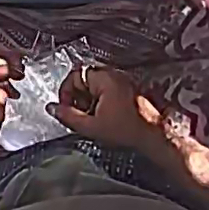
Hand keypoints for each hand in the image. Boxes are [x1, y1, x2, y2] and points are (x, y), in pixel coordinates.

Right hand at [47, 68, 169, 153]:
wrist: (155, 135)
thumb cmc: (128, 129)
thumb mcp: (92, 126)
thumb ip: (68, 116)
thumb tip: (52, 109)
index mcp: (103, 78)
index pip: (74, 76)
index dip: (65, 92)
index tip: (64, 106)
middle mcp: (113, 75)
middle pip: (84, 80)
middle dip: (77, 97)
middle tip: (78, 114)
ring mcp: (121, 81)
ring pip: (94, 86)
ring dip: (88, 101)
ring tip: (92, 119)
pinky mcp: (127, 90)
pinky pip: (106, 90)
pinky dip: (100, 102)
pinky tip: (104, 118)